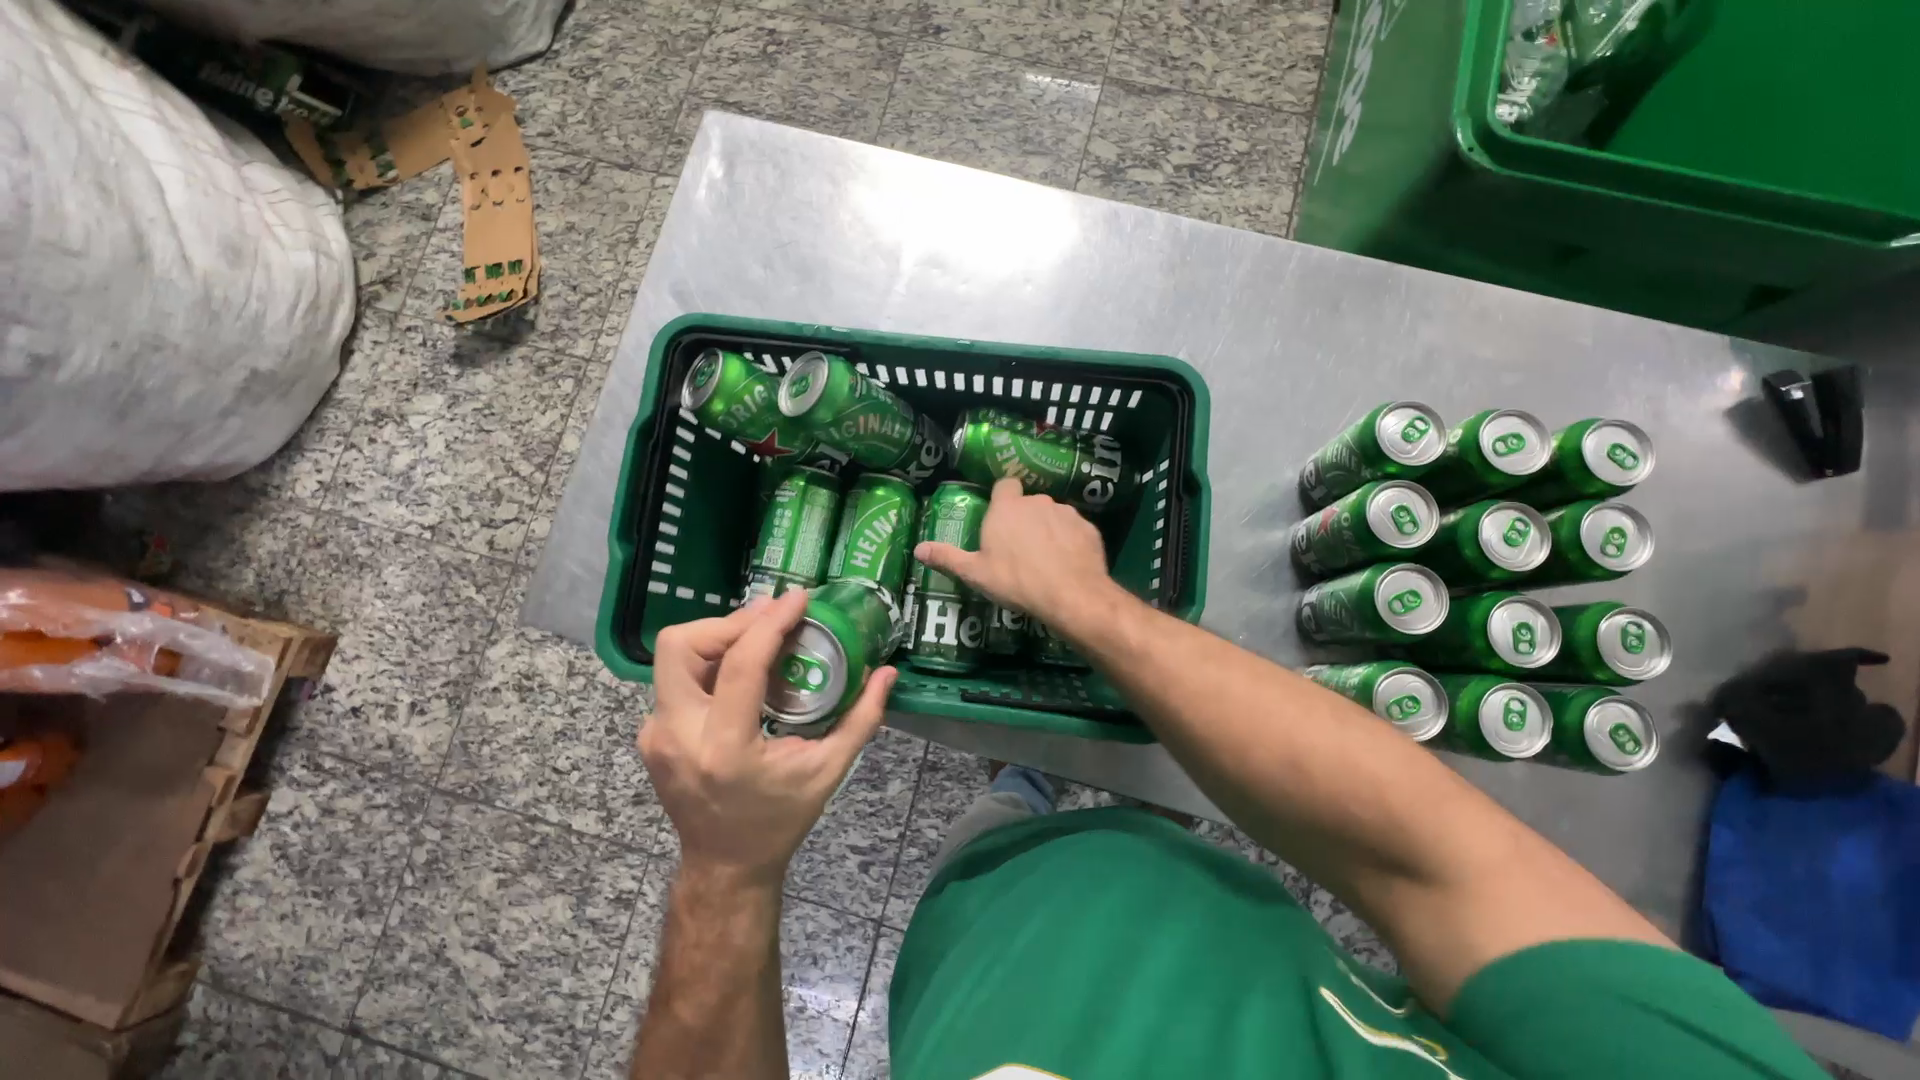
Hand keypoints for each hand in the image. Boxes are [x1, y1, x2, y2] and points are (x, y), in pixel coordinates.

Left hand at [640, 589, 896, 885]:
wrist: (724, 865)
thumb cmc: (780, 820)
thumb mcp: (828, 772)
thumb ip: (861, 719)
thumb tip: (887, 672)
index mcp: (725, 748)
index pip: (740, 665)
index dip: (770, 623)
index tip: (798, 598)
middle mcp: (678, 736)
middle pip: (681, 646)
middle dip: (726, 622)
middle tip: (769, 622)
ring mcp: (656, 735)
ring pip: (671, 656)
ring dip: (716, 638)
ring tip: (758, 640)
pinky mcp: (651, 734)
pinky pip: (673, 680)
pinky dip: (707, 664)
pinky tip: (738, 673)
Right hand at [913, 477, 1113, 624]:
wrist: (1070, 594)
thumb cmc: (1016, 580)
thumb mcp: (975, 573)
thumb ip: (947, 558)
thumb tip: (918, 549)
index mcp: (1007, 508)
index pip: (1005, 485)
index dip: (1003, 498)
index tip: (1000, 519)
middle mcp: (1037, 502)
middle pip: (1029, 503)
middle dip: (1024, 519)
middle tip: (1019, 549)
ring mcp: (1066, 513)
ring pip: (1053, 515)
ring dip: (1048, 529)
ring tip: (1045, 559)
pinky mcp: (1088, 528)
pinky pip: (1075, 530)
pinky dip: (1070, 542)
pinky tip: (1067, 564)